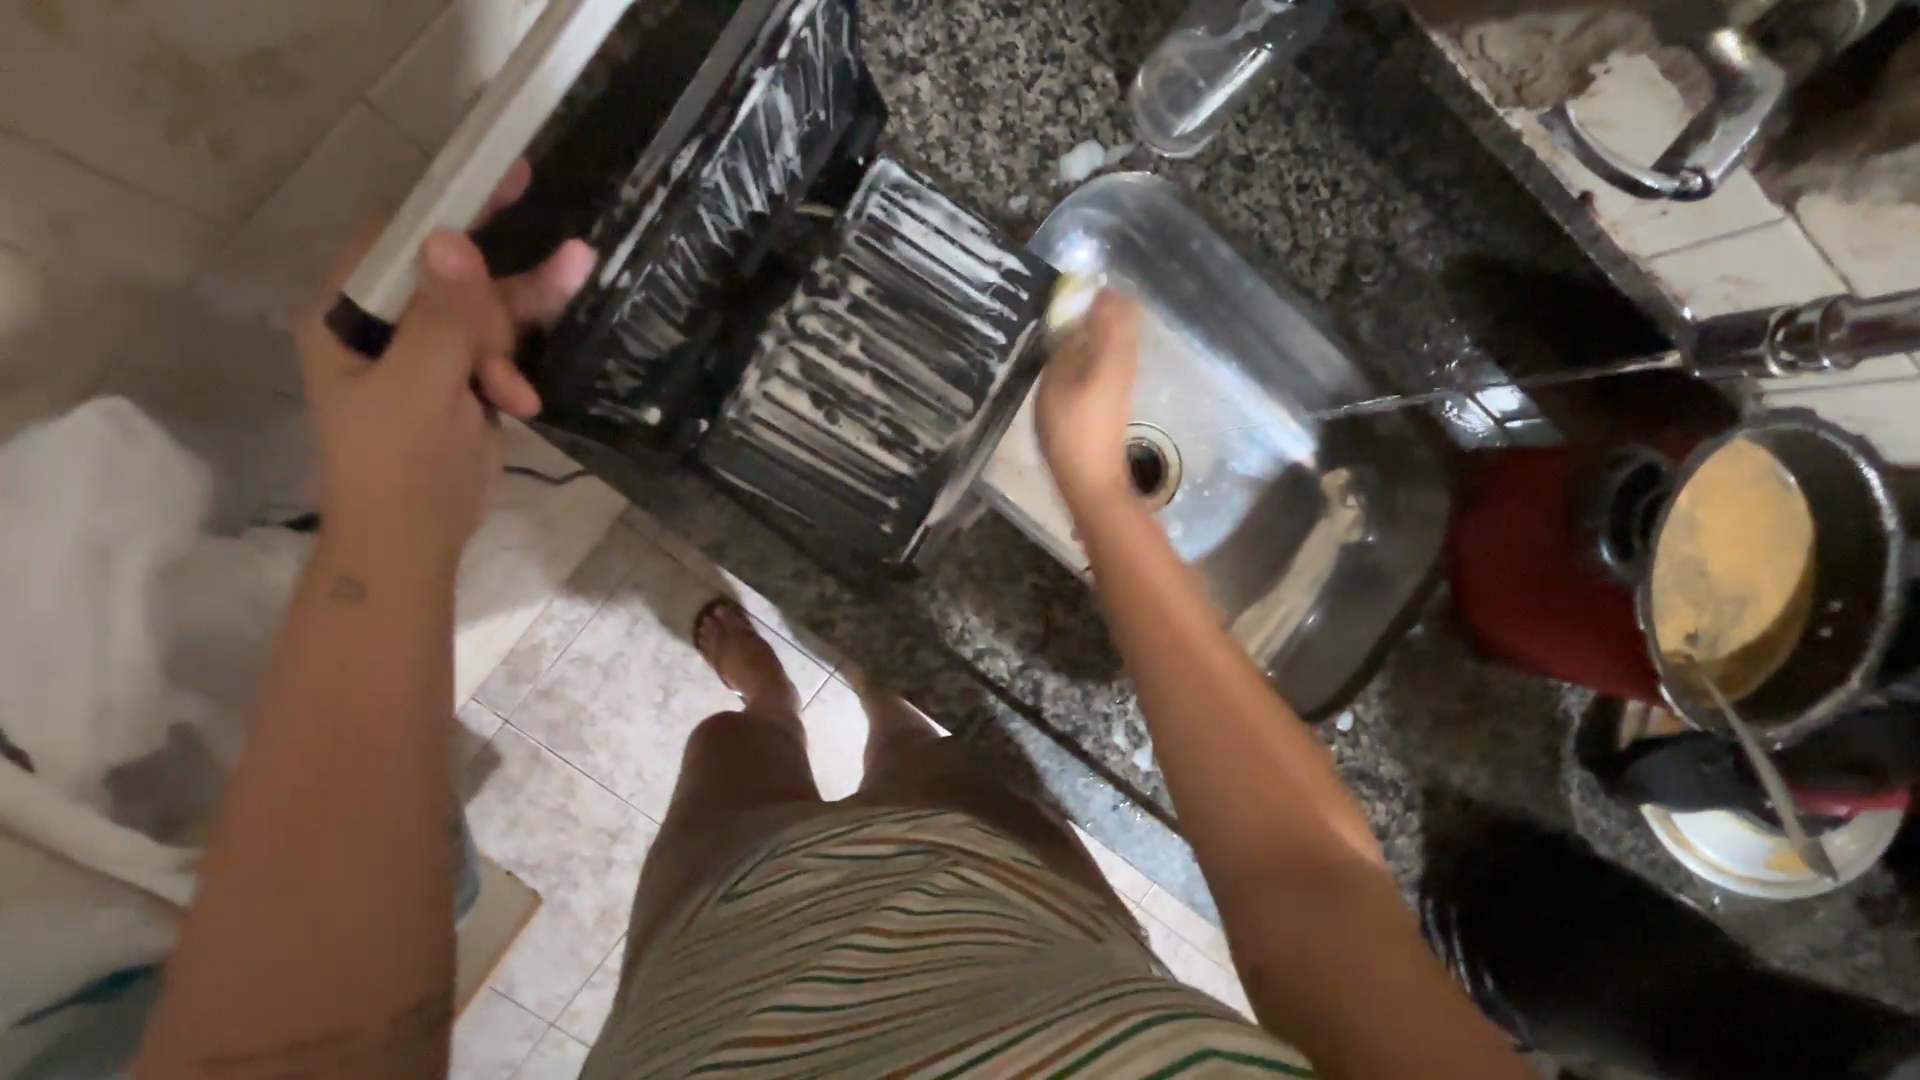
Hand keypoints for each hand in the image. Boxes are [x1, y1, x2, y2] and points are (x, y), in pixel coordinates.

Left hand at [293, 161, 595, 567]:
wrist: (413, 538)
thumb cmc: (399, 465)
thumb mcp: (419, 388)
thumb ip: (441, 317)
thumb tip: (452, 239)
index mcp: (347, 314)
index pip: (399, 240)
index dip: (450, 209)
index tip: (504, 182)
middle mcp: (382, 324)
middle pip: (454, 277)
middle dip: (507, 282)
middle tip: (575, 255)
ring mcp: (425, 354)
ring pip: (486, 317)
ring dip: (519, 330)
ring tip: (576, 315)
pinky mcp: (459, 382)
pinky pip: (499, 353)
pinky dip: (515, 371)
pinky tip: (521, 401)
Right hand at [1035, 289, 1140, 513]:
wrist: (1092, 476)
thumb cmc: (1069, 430)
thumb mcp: (1054, 383)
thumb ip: (1063, 346)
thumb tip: (1068, 320)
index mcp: (1113, 350)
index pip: (1116, 303)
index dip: (1092, 293)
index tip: (1064, 298)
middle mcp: (1126, 357)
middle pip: (1122, 316)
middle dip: (1095, 308)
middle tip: (1063, 314)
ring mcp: (1126, 375)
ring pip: (1118, 335)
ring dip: (1094, 328)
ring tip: (1062, 337)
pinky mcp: (1119, 391)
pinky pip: (1112, 353)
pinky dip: (1094, 348)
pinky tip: (1070, 362)